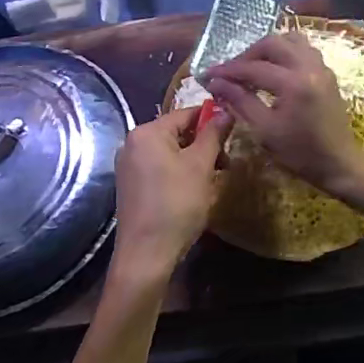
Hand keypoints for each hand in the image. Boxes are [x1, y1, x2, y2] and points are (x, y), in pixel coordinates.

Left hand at [111, 105, 232, 290]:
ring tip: (215, 177)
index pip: (184, 113)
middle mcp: (131, 143)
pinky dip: (179, 172)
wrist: (146, 251)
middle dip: (203, 143)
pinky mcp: (131, 185)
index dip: (212, 119)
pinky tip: (194, 189)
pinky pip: (159, 168)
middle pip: (175, 132)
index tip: (236, 131)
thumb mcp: (200, 166)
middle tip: (226, 162)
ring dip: (193, 160)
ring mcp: (128, 165)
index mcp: (146, 132)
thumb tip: (225, 111)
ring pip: (168, 152)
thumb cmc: (176, 203)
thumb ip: (212, 135)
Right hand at [204, 34, 363, 197]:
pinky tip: (272, 71)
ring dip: (267, 50)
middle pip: (272, 44)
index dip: (227, 70)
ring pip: (290, 41)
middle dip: (247, 55)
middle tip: (230, 72)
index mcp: (294, 83)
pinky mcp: (326, 73)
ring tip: (251, 68)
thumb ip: (239, 101)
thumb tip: (215, 83)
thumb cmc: (299, 152)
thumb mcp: (264, 129)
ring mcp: (321, 68)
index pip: (253, 68)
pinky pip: (302, 50)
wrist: (339, 164)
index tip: (208, 75)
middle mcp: (310, 67)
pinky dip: (283, 53)